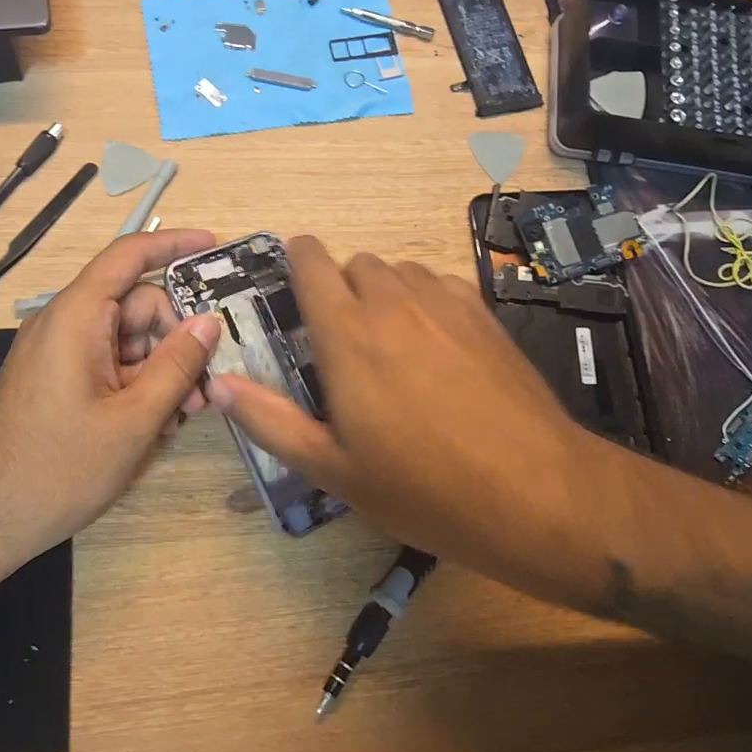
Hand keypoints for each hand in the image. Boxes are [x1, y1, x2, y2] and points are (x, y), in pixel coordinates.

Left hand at [0, 230, 221, 562]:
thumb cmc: (60, 469)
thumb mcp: (134, 420)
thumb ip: (177, 366)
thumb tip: (209, 322)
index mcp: (76, 318)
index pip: (128, 256)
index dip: (174, 244)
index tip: (216, 247)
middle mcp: (63, 325)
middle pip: (136, 307)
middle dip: (175, 340)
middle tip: (203, 390)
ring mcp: (57, 355)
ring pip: (126, 341)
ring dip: (160, 371)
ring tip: (180, 418)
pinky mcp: (55, 382)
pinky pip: (107, 366)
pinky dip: (135, 386)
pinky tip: (152, 426)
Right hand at [207, 236, 592, 562]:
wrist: (533, 491)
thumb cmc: (420, 486)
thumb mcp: (331, 467)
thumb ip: (269, 420)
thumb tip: (217, 385)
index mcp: (346, 333)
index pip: (310, 262)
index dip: (295, 260)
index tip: (291, 280)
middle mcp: (393, 303)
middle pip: (356, 264)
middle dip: (340, 288)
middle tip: (341, 340)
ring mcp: (446, 304)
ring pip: (401, 272)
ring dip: (384, 293)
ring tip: (388, 344)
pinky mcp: (485, 316)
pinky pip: (441, 285)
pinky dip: (425, 301)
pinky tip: (435, 346)